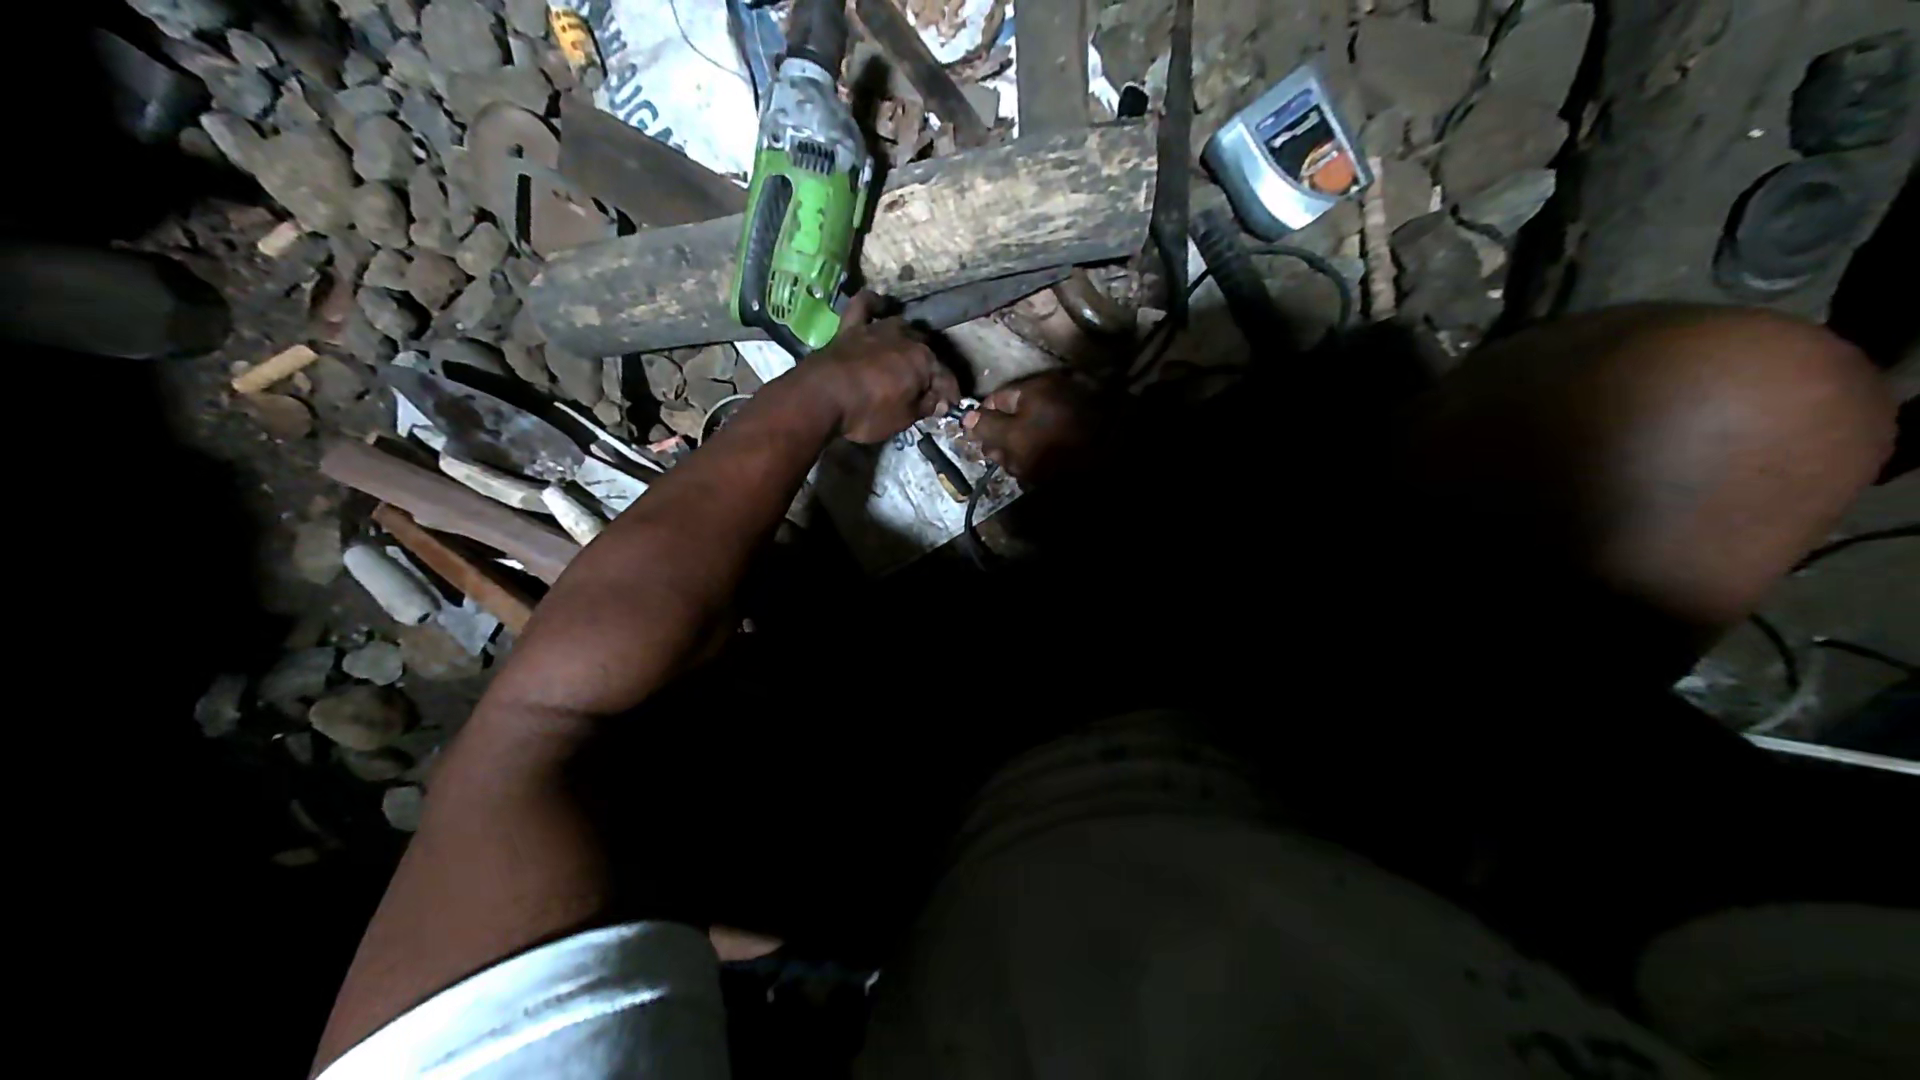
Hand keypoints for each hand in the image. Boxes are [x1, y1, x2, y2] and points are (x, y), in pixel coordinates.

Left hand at [804, 292, 959, 443]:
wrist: (822, 397)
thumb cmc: (868, 412)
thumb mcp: (904, 419)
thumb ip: (925, 406)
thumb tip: (939, 401)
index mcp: (924, 361)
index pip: (945, 377)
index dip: (950, 393)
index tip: (949, 407)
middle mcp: (905, 338)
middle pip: (926, 349)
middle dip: (931, 368)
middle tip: (927, 388)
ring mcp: (877, 329)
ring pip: (901, 326)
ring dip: (908, 340)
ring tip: (907, 356)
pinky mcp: (850, 328)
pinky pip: (864, 305)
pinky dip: (874, 303)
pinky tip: (880, 305)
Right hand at [961, 370, 1118, 484]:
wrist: (1108, 461)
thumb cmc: (1052, 446)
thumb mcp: (1012, 436)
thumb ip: (987, 426)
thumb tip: (966, 416)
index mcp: (1033, 388)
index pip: (995, 400)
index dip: (982, 421)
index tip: (979, 443)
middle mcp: (1051, 393)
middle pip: (1014, 414)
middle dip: (1002, 439)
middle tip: (999, 460)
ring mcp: (1068, 411)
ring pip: (1031, 429)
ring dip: (1020, 450)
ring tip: (1019, 468)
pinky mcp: (1081, 431)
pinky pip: (1050, 438)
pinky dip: (1041, 453)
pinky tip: (1039, 470)